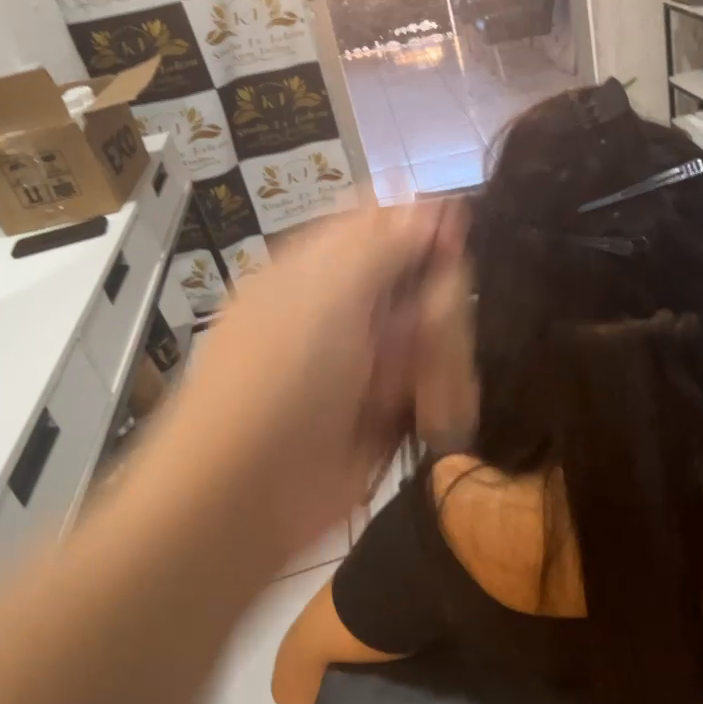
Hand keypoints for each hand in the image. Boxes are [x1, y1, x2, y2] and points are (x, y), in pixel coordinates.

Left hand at [154, 201, 466, 557]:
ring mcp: (367, 364)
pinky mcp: (388, 412)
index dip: (425, 228)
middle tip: (427, 333)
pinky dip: (441, 397)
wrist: (245, 497)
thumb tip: (433, 205)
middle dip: (438, 306)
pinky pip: (436, 385)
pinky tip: (430, 414)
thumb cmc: (280, 379)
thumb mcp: (328, 291)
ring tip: (422, 391)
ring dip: (441, 360)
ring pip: (436, 336)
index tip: (457, 243)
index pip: (383, 226)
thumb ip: (387, 242)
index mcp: (317, 270)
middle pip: (423, 282)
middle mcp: (344, 311)